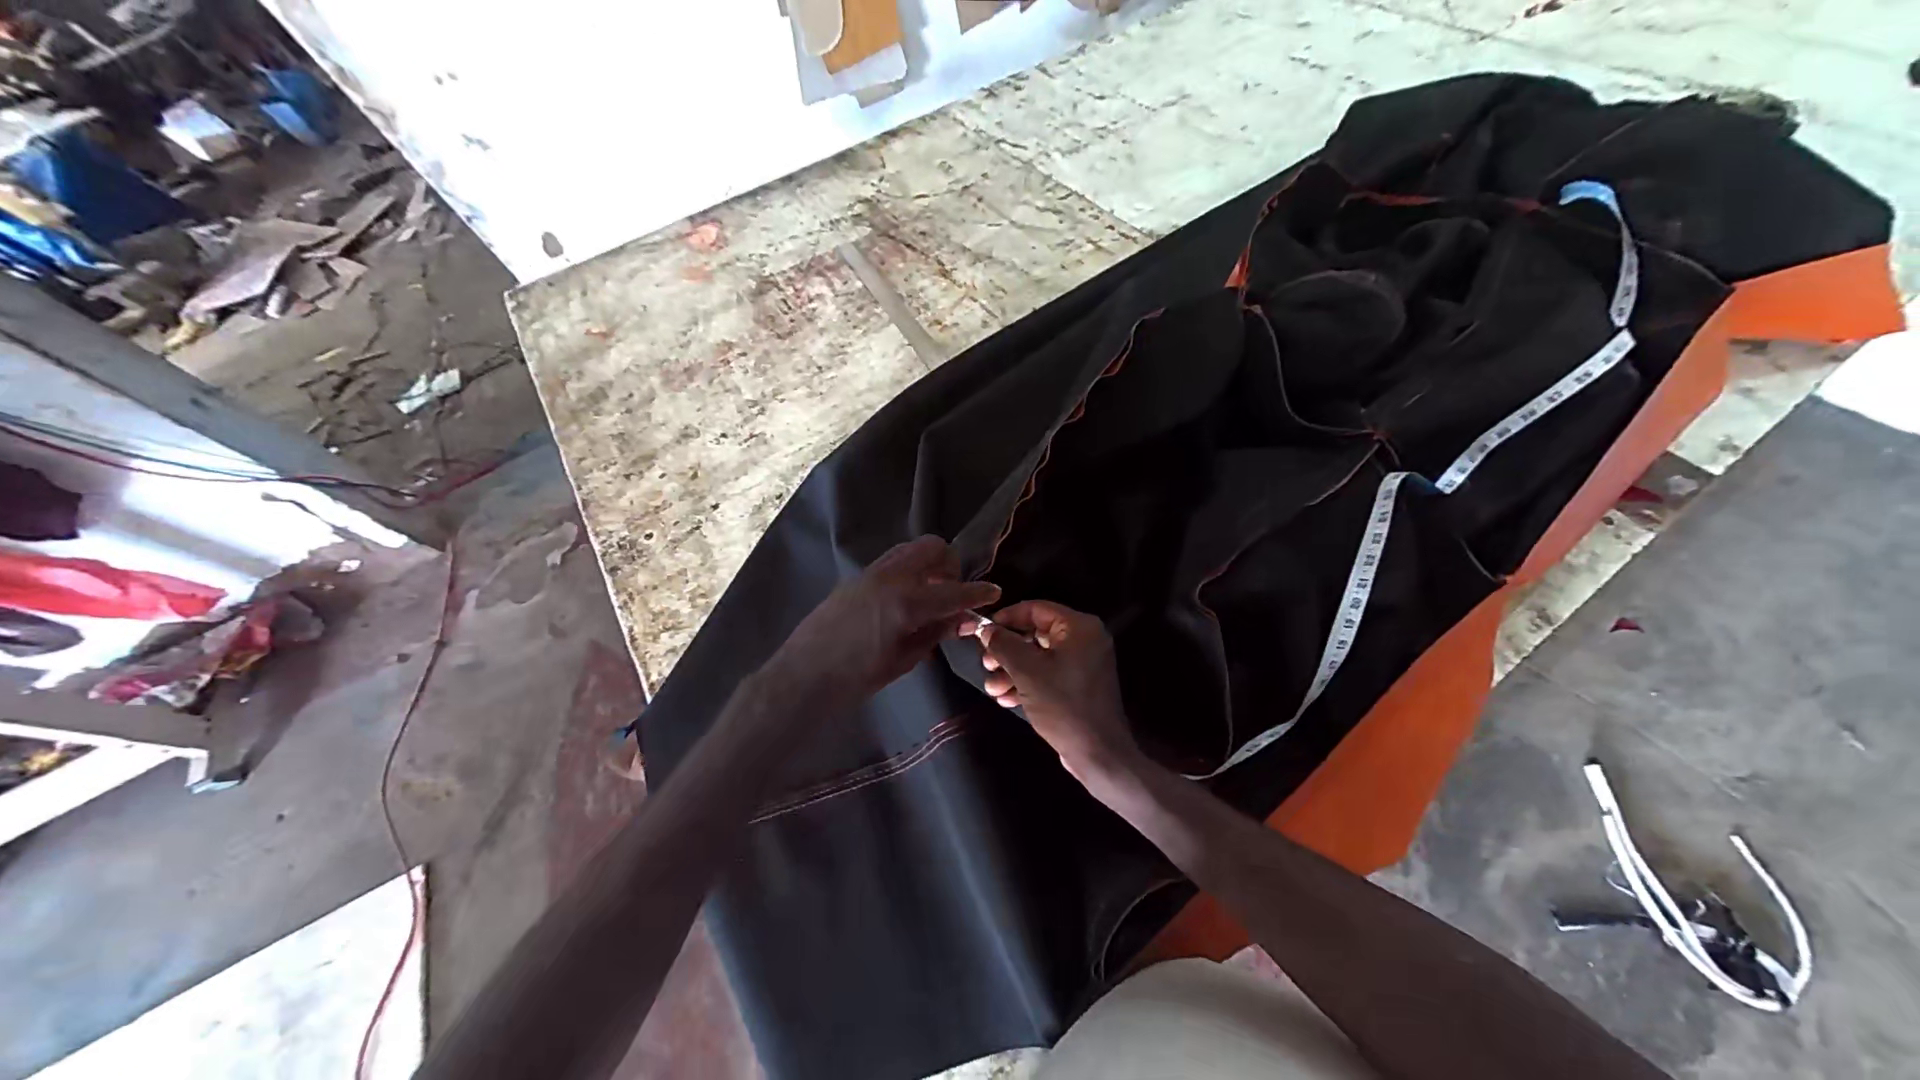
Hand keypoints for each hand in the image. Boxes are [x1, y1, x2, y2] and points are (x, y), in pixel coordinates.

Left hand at [762, 536, 999, 718]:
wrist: (803, 675)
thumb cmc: (856, 678)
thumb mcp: (903, 660)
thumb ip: (934, 633)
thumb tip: (960, 618)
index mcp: (906, 603)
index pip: (953, 591)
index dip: (978, 593)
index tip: (993, 593)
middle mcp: (890, 577)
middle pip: (933, 548)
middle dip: (951, 566)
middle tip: (953, 592)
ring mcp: (871, 573)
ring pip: (911, 549)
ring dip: (929, 564)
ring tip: (931, 593)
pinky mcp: (857, 577)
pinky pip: (893, 561)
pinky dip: (909, 570)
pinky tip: (906, 598)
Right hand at [968, 601, 1143, 782]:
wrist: (1097, 753)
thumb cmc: (1063, 705)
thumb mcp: (1027, 672)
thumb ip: (1004, 645)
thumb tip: (986, 629)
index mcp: (1079, 627)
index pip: (1036, 609)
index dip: (1006, 618)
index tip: (982, 631)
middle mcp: (1084, 640)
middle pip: (1035, 634)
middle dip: (1006, 651)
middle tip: (986, 664)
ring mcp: (1083, 664)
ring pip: (1038, 657)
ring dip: (1012, 671)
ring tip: (992, 688)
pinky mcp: (1078, 686)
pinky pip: (1047, 674)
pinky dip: (1027, 683)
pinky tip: (1006, 699)